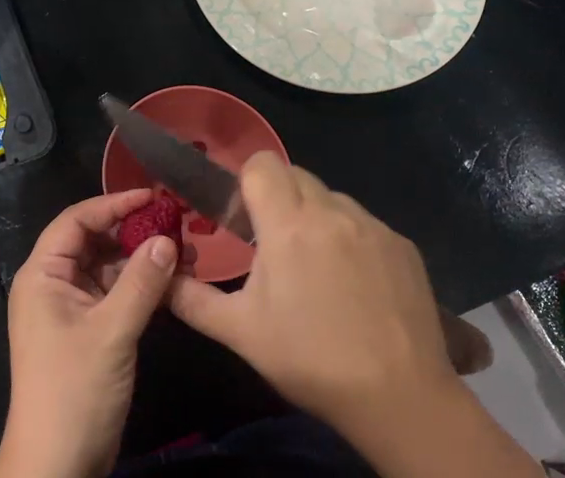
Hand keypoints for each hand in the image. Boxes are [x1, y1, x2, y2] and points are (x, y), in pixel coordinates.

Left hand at [0, 189, 179, 477]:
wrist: (57, 461)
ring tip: (185, 251)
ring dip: (140, 260)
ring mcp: (69, 309)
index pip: (75, 220)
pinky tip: (172, 283)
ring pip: (106, 269)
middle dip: (131, 231)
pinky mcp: (86, 332)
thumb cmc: (75, 388)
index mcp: (42, 274)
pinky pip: (112, 295)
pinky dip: (139, 287)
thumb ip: (141, 282)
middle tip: (177, 223)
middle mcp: (52, 284)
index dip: (113, 204)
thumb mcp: (112, 332)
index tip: (154, 196)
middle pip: (92, 241)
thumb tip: (168, 238)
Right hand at [167, 152, 455, 430]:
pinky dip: (349, 238)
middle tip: (270, 243)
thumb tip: (160, 275)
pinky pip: (364, 223)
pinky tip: (352, 283)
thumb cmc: (310, 360)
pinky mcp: (404, 246)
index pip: (261, 164)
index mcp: (288, 225)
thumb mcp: (240, 332)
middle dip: (277, 197)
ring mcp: (374, 227)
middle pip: (295, 175)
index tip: (240, 215)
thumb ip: (191, 298)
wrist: (401, 399)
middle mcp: (332, 212)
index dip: (245, 181)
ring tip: (314, 266)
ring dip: (314, 216)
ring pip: (331, 198)